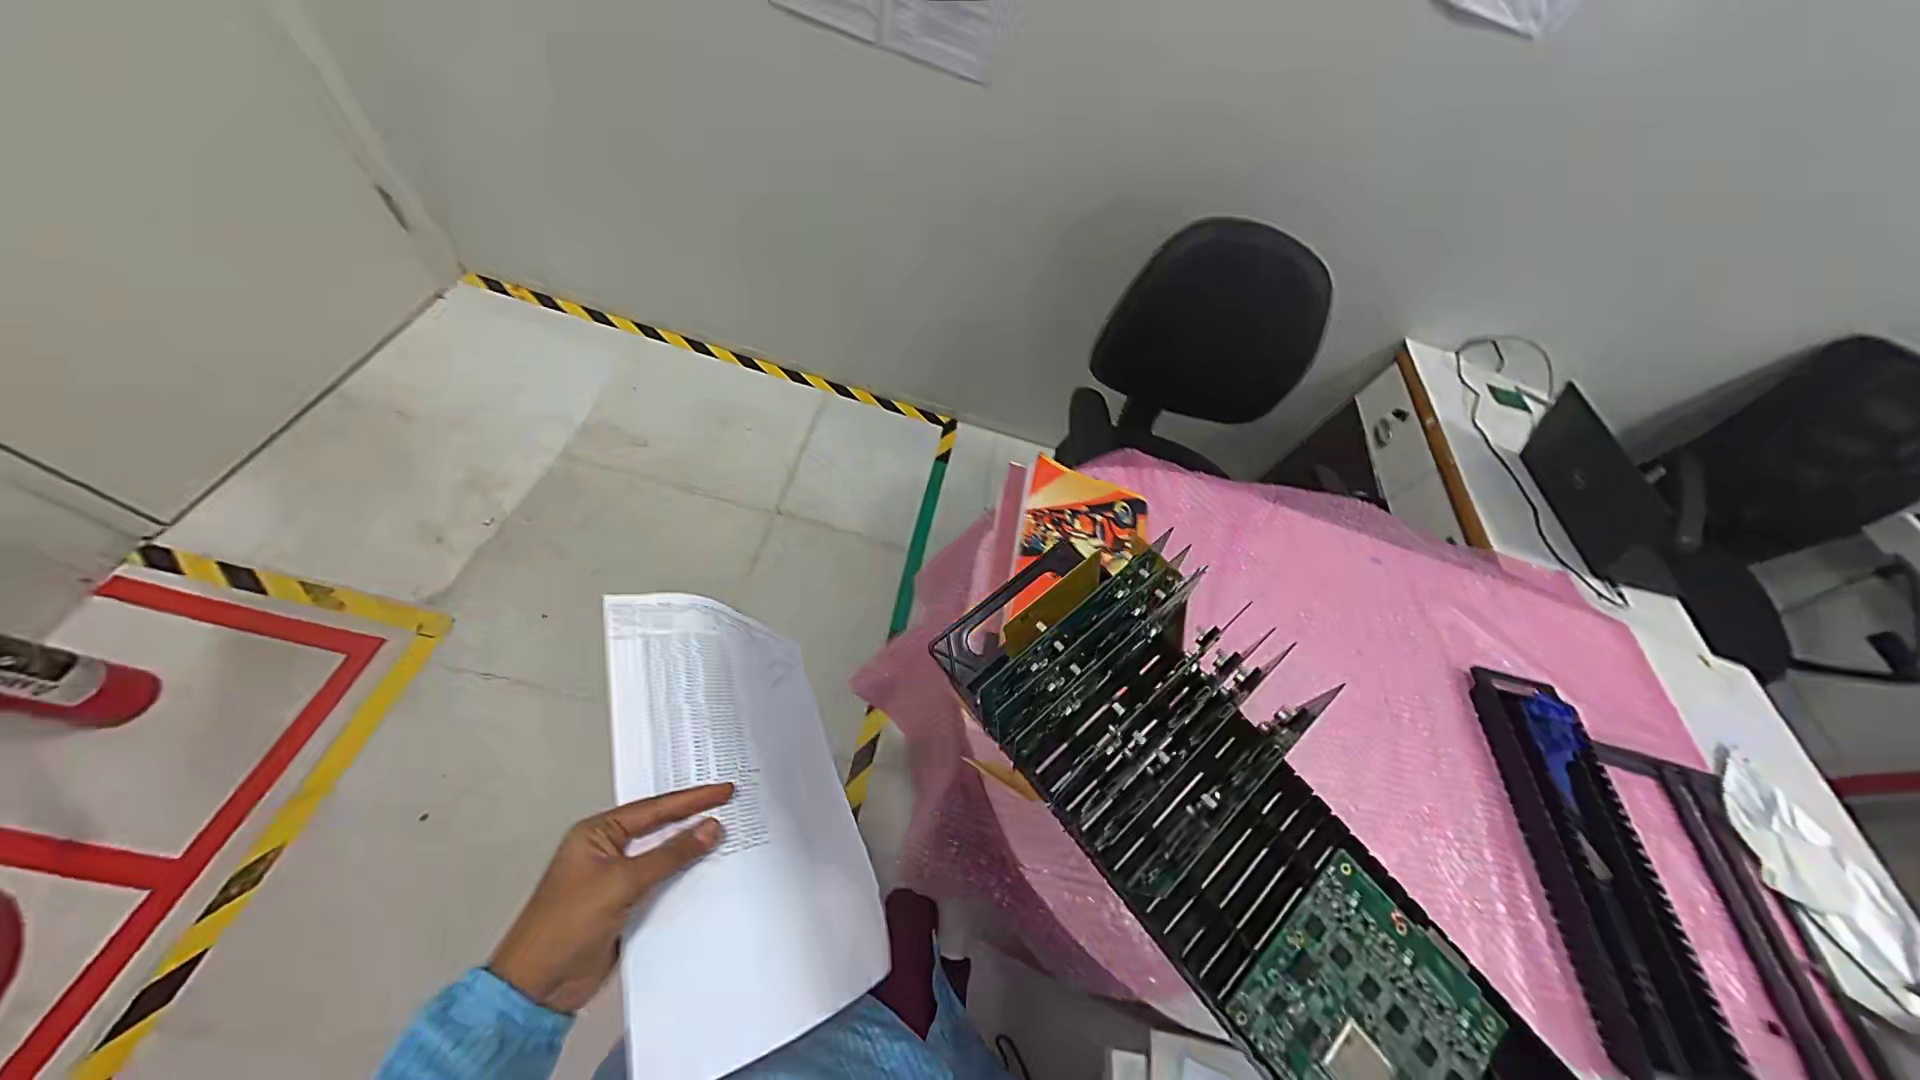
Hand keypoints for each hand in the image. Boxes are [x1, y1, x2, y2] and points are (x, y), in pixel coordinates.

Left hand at [488, 783, 732, 1012]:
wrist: (537, 989)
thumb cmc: (557, 931)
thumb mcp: (621, 883)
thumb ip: (669, 855)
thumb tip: (706, 830)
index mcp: (596, 833)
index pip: (655, 808)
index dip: (692, 799)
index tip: (721, 792)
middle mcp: (606, 850)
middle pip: (660, 827)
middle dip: (693, 817)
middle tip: (726, 803)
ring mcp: (615, 877)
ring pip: (662, 854)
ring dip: (689, 848)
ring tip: (723, 834)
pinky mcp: (624, 902)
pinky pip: (661, 880)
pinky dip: (682, 875)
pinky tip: (702, 871)